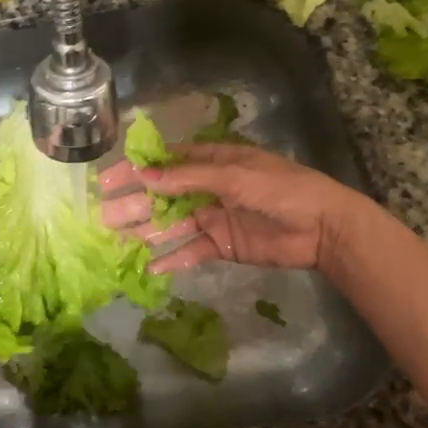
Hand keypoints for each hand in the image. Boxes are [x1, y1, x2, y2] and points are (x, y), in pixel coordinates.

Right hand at [99, 143, 382, 276]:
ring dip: (146, 229)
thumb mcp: (235, 176)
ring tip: (117, 239)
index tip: (108, 181)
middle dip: (134, 203)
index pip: (165, 164)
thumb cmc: (282, 189)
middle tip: (103, 215)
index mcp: (212, 162)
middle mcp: (207, 187)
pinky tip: (150, 266)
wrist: (324, 228)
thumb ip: (188, 178)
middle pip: (162, 194)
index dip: (136, 171)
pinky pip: (191, 250)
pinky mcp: (222, 245)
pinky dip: (172, 257)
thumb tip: (144, 176)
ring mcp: (213, 217)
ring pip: (171, 223)